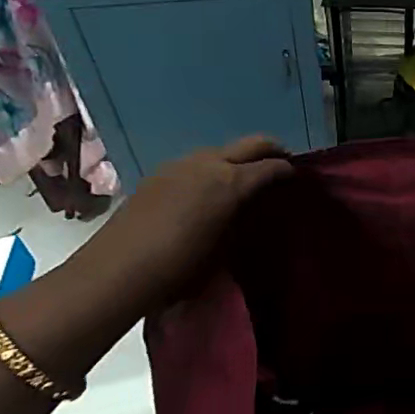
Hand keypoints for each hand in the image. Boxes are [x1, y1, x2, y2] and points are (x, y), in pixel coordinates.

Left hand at [77, 137, 292, 306]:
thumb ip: (242, 221)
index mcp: (230, 181)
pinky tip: (207, 190)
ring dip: (238, 158)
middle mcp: (208, 163)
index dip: (288, 170)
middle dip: (271, 150)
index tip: (297, 179)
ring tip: (243, 180)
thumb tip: (252, 208)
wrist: (117, 270)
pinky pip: (197, 162)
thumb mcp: (223, 249)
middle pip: (251, 143)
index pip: (271, 166)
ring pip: (221, 150)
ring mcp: (181, 164)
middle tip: (281, 164)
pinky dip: (213, 168)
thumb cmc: (179, 268)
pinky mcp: (160, 173)